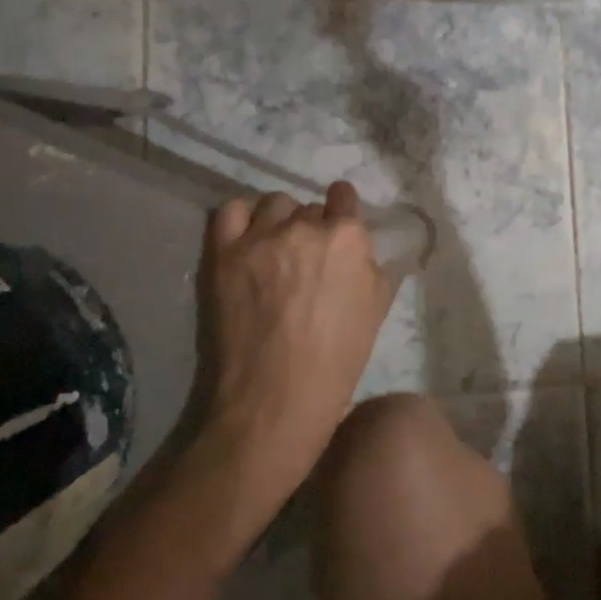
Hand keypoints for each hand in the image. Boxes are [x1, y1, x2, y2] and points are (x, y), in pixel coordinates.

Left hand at [198, 183, 394, 492]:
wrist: (273, 401)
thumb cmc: (336, 363)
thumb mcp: (376, 311)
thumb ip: (374, 269)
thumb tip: (367, 251)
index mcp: (349, 238)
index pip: (345, 198)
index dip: (342, 212)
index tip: (338, 225)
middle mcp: (305, 227)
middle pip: (310, 209)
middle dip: (312, 227)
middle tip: (307, 259)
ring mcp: (261, 237)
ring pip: (274, 204)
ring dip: (279, 221)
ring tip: (275, 250)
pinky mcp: (224, 253)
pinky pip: (231, 211)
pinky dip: (242, 219)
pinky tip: (247, 241)